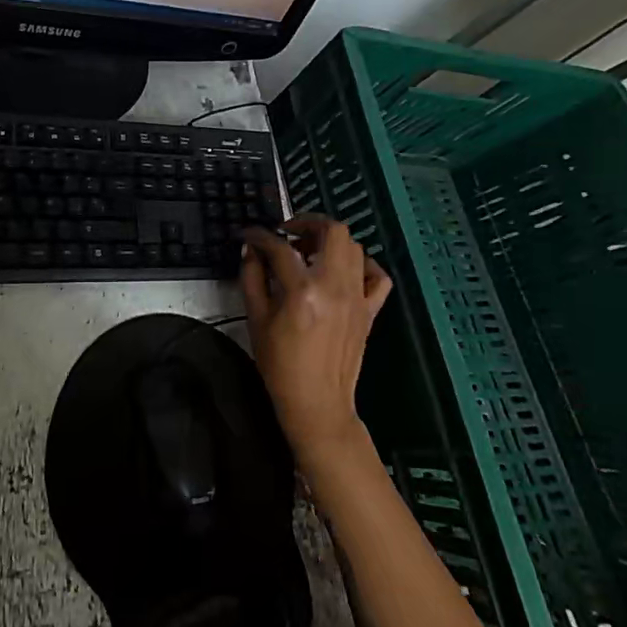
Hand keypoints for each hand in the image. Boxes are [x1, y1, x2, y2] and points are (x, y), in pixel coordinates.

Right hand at [240, 217, 392, 458]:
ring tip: (310, 252)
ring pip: (354, 246)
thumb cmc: (280, 365)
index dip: (261, 236)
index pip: (281, 247)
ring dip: (330, 241)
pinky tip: (344, 271)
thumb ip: (252, 278)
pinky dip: (363, 265)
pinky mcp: (370, 310)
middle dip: (307, 222)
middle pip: (332, 231)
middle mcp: (335, 286)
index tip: (249, 236)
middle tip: (288, 233)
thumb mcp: (257, 320)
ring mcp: (358, 297)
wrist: (316, 404)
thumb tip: (251, 250)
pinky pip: (377, 276)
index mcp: (303, 291)